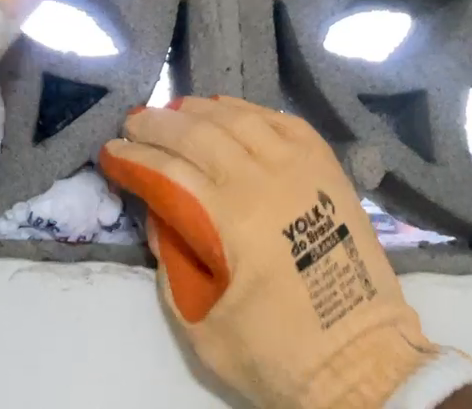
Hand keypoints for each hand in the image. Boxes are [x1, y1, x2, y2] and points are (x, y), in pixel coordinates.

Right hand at [101, 97, 471, 408]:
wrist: (362, 362)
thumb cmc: (277, 352)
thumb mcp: (201, 323)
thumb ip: (172, 260)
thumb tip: (159, 213)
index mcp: (230, 219)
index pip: (167, 171)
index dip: (132, 157)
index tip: (110, 150)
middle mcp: (264, 178)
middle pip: (198, 132)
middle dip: (157, 124)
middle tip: (133, 123)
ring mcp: (300, 167)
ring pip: (238, 117)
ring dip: (199, 110)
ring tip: (174, 111)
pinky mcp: (326, 167)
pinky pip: (279, 120)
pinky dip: (247, 110)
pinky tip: (227, 110)